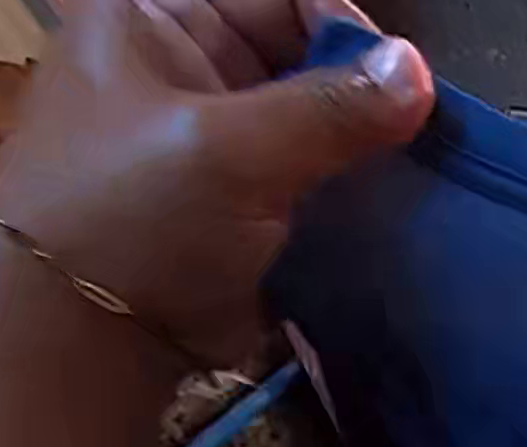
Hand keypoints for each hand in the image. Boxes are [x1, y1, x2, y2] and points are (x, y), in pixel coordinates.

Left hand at [0, 0, 433, 366]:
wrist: (101, 334)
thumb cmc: (140, 219)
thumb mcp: (229, 152)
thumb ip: (327, 112)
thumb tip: (421, 71)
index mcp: (169, 21)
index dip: (349, 33)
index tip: (408, 94)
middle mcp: (209, 76)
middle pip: (313, 65)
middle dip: (371, 104)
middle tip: (426, 151)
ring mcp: (241, 150)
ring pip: (328, 134)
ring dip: (375, 161)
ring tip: (422, 190)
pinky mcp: (267, 211)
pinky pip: (329, 190)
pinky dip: (364, 204)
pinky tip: (398, 221)